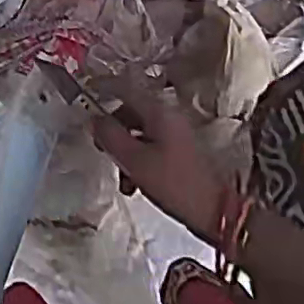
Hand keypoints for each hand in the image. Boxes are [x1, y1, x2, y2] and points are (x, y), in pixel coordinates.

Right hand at [90, 79, 228, 239]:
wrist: (219, 214)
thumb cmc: (174, 183)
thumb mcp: (134, 160)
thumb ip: (110, 135)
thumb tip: (93, 119)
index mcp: (158, 111)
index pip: (124, 88)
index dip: (101, 90)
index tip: (83, 99)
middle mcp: (168, 116)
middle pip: (130, 112)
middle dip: (112, 131)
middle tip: (101, 149)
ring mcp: (176, 133)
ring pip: (138, 132)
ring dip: (124, 152)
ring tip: (123, 180)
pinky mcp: (181, 151)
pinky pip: (150, 146)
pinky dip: (139, 160)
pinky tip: (135, 184)